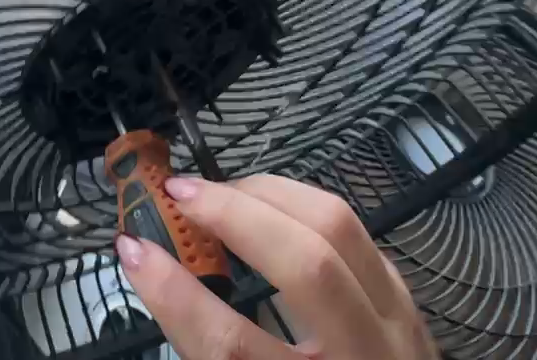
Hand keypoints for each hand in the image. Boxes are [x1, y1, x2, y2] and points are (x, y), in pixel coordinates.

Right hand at [115, 175, 434, 359]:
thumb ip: (210, 343)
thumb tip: (149, 262)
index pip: (232, 347)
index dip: (174, 294)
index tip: (131, 247)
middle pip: (306, 265)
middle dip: (232, 214)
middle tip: (176, 193)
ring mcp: (399, 323)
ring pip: (337, 226)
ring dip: (265, 193)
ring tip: (216, 192)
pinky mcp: (404, 295)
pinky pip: (351, 226)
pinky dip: (297, 202)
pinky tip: (263, 204)